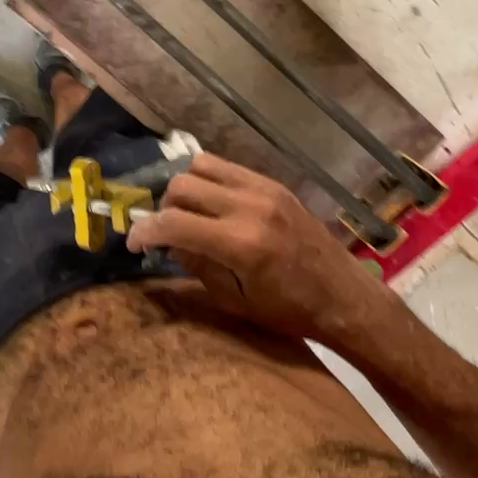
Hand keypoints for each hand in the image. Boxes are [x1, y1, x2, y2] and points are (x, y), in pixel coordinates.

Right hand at [126, 154, 382, 340]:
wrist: (345, 297)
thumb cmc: (289, 311)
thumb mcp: (235, 301)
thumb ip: (196, 266)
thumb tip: (166, 242)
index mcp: (241, 243)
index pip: (174, 222)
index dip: (144, 230)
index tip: (132, 242)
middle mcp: (250, 206)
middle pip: (182, 186)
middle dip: (164, 209)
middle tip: (167, 233)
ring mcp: (264, 189)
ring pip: (202, 165)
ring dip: (186, 189)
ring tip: (190, 215)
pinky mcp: (274, 184)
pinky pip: (228, 167)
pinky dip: (210, 181)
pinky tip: (214, 206)